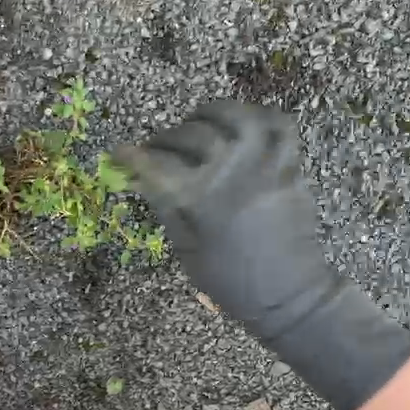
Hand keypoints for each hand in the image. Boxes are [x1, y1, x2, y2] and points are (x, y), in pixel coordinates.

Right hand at [116, 101, 409, 409]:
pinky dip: (261, 117)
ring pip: (238, 119)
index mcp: (203, 199)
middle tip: (154, 148)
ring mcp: (267, 167)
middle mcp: (234, 174)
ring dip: (213, 113)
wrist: (290, 296)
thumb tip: (141, 178)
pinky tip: (243, 124)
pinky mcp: (291, 169)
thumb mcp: (187, 251)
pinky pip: (281, 127)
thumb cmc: (231, 283)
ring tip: (197, 119)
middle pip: (193, 136)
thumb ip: (166, 207)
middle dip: (166, 138)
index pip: (157, 166)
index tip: (118, 153)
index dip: (132, 157)